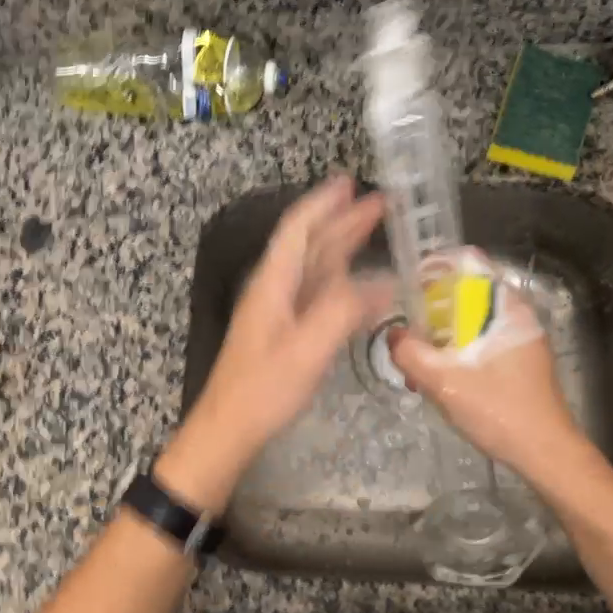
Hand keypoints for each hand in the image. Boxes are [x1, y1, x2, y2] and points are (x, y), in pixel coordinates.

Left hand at [161, 176, 389, 511]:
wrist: (229, 430)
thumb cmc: (263, 390)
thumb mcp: (306, 350)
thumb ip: (342, 312)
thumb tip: (383, 282)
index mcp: (273, 284)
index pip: (297, 231)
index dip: (322, 204)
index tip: (348, 183)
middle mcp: (276, 290)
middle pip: (310, 245)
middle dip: (342, 220)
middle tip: (378, 202)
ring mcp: (281, 312)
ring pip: (316, 268)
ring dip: (344, 247)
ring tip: (374, 229)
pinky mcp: (288, 333)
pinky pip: (319, 296)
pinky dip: (344, 283)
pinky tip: (365, 286)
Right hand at [388, 283, 590, 484]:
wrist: (546, 455)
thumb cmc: (500, 411)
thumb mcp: (444, 383)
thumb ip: (411, 354)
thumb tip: (394, 336)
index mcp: (507, 307)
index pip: (469, 264)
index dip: (435, 269)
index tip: (409, 289)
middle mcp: (517, 315)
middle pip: (466, 294)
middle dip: (433, 312)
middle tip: (409, 336)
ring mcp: (521, 339)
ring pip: (472, 322)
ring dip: (444, 338)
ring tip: (421, 366)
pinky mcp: (521, 362)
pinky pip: (482, 343)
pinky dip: (459, 353)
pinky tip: (444, 381)